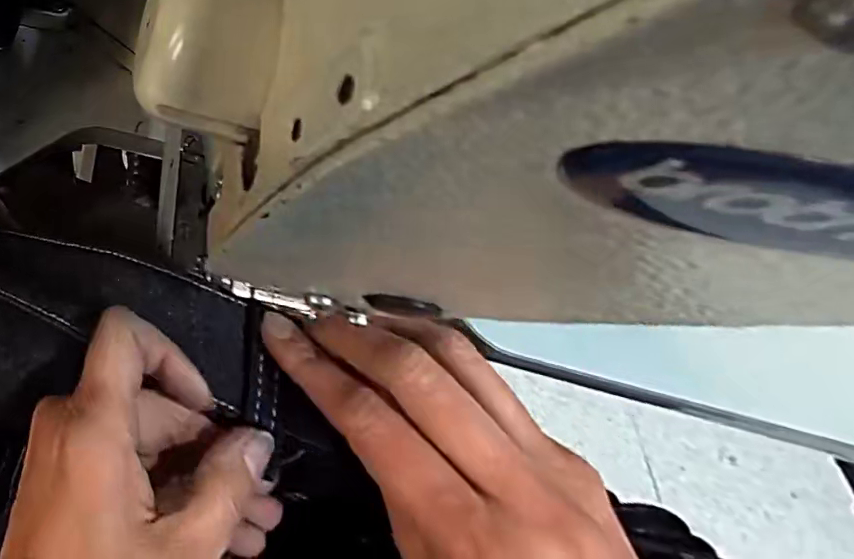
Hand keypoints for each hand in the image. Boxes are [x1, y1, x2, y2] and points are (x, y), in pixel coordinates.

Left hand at [1, 307, 283, 558]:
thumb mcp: (180, 548)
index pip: (124, 333)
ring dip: (197, 474)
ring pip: (141, 439)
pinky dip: (164, 487)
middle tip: (259, 488)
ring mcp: (64, 450)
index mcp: (91, 419)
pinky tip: (218, 529)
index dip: (171, 355)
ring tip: (253, 519)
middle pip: (147, 400)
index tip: (206, 405)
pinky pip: (119, 462)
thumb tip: (257, 442)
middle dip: (208, 444)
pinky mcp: (64, 480)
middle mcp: (70, 420)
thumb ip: (226, 487)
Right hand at [262, 312, 634, 558]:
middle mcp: (515, 486)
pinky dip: (443, 356)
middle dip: (348, 334)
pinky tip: (416, 354)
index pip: (370, 419)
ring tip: (355, 320)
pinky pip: (494, 383)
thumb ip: (392, 500)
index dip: (314, 368)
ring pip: (460, 355)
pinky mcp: (571, 456)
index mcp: (468, 534)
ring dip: (395, 326)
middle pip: (413, 372)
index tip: (282, 336)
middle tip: (311, 321)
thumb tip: (356, 419)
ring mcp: (552, 464)